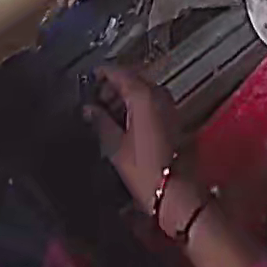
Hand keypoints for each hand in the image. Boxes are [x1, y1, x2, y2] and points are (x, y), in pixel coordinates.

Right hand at [83, 65, 179, 217]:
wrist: (178, 195)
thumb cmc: (145, 169)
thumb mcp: (115, 145)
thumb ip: (100, 121)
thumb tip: (88, 109)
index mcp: (143, 95)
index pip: (119, 72)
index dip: (102, 73)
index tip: (89, 78)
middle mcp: (159, 94)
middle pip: (132, 79)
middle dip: (113, 87)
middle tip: (95, 99)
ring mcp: (169, 106)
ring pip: (142, 91)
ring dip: (125, 97)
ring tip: (106, 113)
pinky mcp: (174, 119)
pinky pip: (151, 102)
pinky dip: (136, 106)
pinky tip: (124, 122)